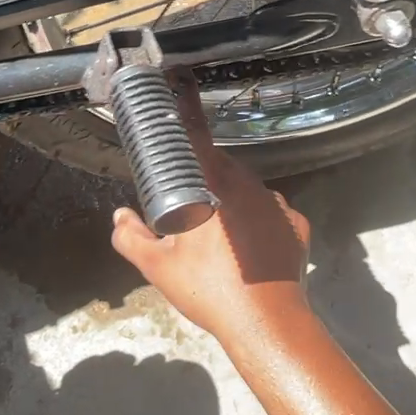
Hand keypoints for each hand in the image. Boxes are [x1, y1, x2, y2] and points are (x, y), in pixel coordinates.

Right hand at [110, 72, 312, 348]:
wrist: (267, 325)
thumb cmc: (209, 289)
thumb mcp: (157, 267)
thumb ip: (131, 237)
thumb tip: (119, 216)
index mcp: (214, 184)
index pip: (197, 137)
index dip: (186, 112)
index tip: (179, 89)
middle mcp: (251, 185)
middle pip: (222, 166)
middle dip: (204, 176)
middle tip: (186, 203)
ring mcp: (278, 205)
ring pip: (248, 190)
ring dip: (231, 199)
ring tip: (218, 234)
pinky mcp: (296, 227)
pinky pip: (272, 213)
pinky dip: (258, 221)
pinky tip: (249, 247)